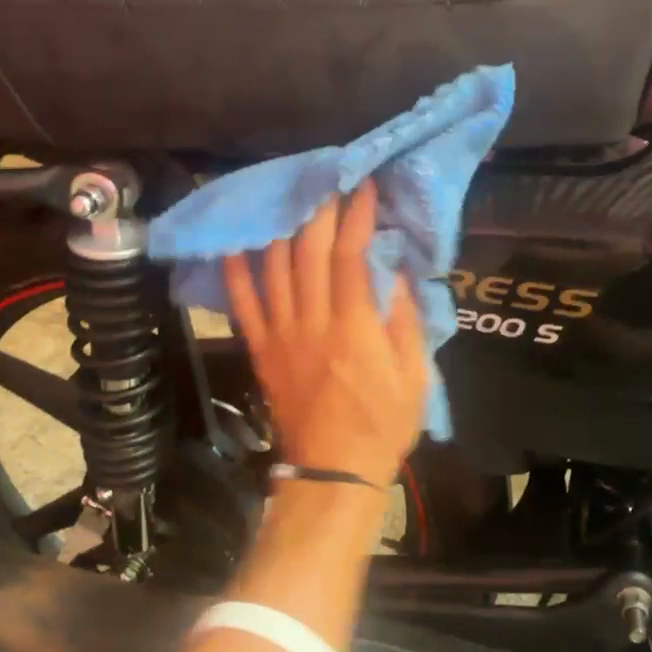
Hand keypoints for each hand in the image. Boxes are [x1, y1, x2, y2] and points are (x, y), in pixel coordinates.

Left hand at [223, 183, 429, 486]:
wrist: (334, 469)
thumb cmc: (383, 423)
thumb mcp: (414, 376)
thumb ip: (405, 321)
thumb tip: (397, 272)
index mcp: (354, 327)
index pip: (350, 256)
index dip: (356, 217)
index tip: (364, 188)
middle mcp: (313, 322)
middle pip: (308, 252)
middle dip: (318, 210)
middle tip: (327, 181)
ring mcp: (282, 335)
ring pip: (274, 269)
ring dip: (281, 228)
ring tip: (290, 198)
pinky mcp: (262, 350)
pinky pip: (243, 305)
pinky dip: (236, 271)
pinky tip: (236, 242)